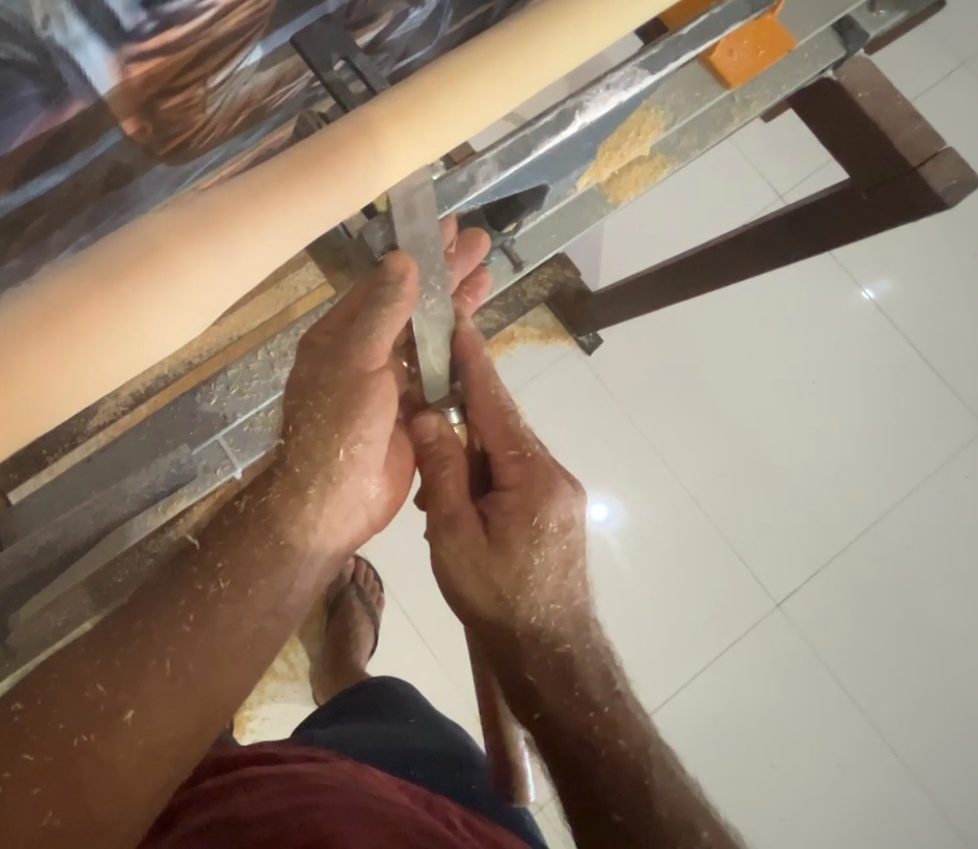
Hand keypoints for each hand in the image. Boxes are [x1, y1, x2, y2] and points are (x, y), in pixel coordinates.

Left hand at [275, 220, 491, 556]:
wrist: (335, 500)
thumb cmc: (337, 427)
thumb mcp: (355, 361)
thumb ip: (382, 312)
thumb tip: (402, 260)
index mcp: (339, 335)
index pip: (382, 283)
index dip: (415, 255)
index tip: (443, 227)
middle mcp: (362, 352)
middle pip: (409, 303)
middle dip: (443, 273)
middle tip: (478, 241)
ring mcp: (388, 381)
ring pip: (427, 333)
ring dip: (455, 304)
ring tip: (488, 271)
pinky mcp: (412, 408)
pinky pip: (438, 369)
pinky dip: (459, 347)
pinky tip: (480, 325)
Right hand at [407, 319, 595, 650]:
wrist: (549, 654)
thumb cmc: (496, 597)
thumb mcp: (453, 534)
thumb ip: (441, 470)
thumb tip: (426, 414)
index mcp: (531, 475)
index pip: (495, 405)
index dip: (474, 363)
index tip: (458, 324)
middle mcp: (551, 474)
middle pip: (499, 425)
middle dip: (458, 410)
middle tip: (421, 393)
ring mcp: (556, 492)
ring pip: (501, 452)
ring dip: (464, 454)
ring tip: (428, 483)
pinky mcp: (552, 510)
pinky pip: (509, 475)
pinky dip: (478, 475)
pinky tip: (451, 501)